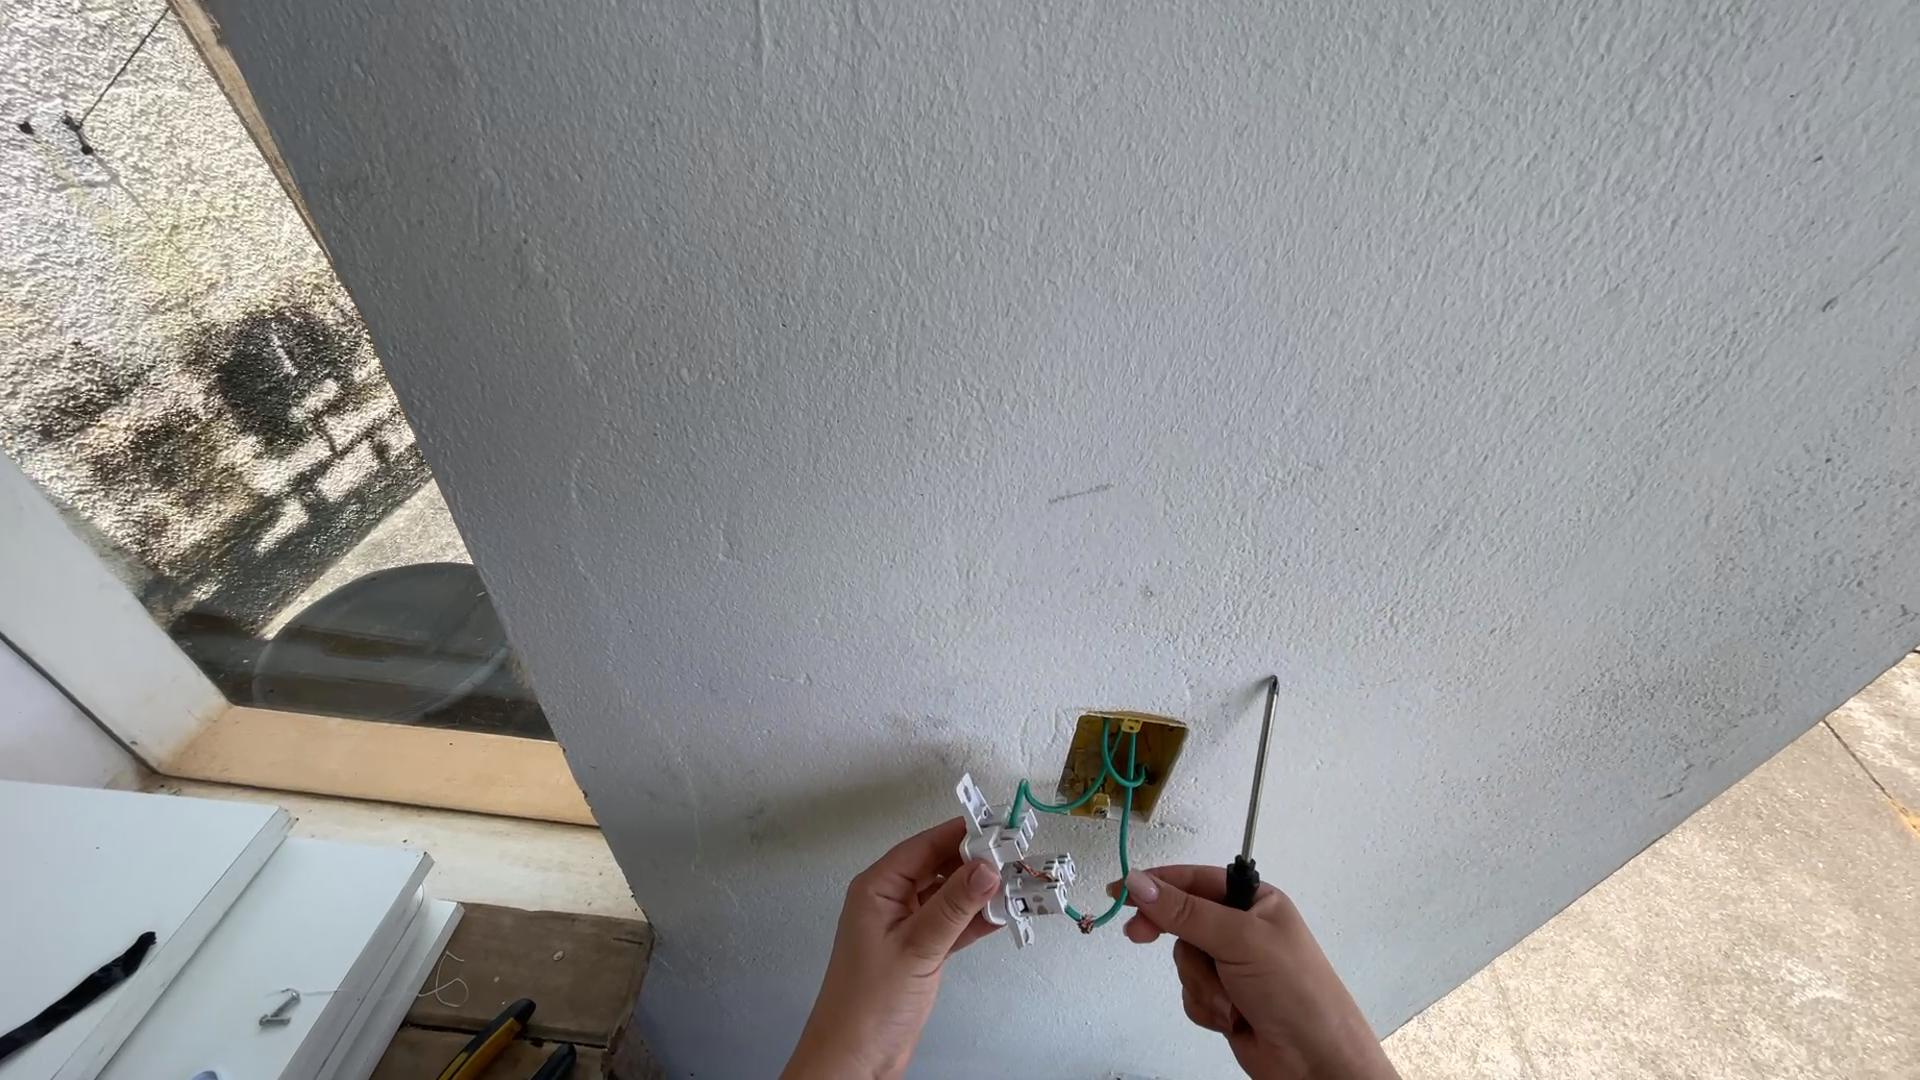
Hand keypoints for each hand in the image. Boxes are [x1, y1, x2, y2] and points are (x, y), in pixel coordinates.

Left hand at [781, 818, 1000, 1079]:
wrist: (854, 1062)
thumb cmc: (865, 1005)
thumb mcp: (915, 947)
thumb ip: (953, 906)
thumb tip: (984, 868)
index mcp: (878, 887)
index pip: (924, 846)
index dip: (959, 834)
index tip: (994, 828)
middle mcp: (891, 900)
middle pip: (938, 866)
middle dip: (974, 861)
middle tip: (1011, 856)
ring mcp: (906, 925)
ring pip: (949, 894)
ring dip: (978, 891)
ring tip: (1013, 883)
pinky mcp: (920, 949)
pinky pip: (953, 922)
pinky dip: (975, 919)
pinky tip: (1000, 914)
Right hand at [1116, 866, 1399, 1079]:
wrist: (1319, 1067)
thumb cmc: (1293, 990)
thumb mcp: (1238, 940)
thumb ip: (1184, 911)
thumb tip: (1136, 881)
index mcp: (1253, 900)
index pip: (1194, 880)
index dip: (1156, 883)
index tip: (1119, 890)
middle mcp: (1241, 928)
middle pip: (1182, 918)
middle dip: (1170, 934)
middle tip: (1137, 935)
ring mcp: (1231, 965)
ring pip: (1184, 957)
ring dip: (1199, 981)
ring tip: (1227, 1001)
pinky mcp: (1224, 998)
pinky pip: (1190, 989)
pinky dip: (1203, 1004)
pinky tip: (1230, 1018)